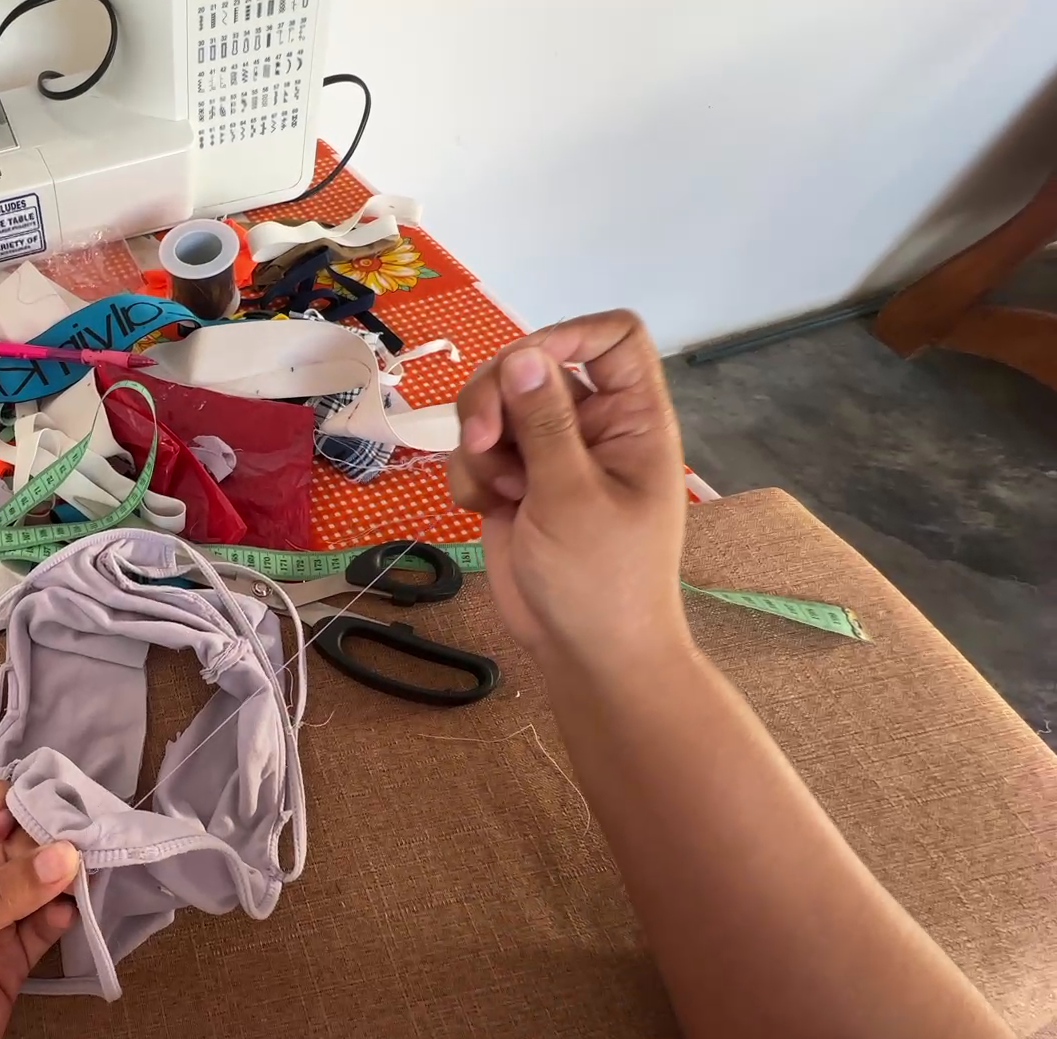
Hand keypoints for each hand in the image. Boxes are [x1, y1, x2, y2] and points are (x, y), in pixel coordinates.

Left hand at [0, 781, 80, 1038]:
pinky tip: (73, 910)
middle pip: (16, 840)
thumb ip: (0, 895)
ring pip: (36, 881)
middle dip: (47, 837)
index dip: (8, 805)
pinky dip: (64, 913)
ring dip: (63, 873)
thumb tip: (64, 853)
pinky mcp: (13, 962)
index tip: (37, 820)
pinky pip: (45, 924)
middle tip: (80, 844)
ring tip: (88, 871)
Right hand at [446, 311, 689, 671]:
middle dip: (494, 402)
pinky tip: (487, 510)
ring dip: (478, 449)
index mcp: (628, 419)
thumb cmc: (599, 577)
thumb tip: (523, 355)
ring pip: (489, 414)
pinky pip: (472, 455)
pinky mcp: (508, 484)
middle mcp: (585, 428)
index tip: (518, 367)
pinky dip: (468, 479)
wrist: (580, 646)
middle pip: (528, 370)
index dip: (565, 335)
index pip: (610, 338)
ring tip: (498, 494)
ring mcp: (543, 457)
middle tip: (483, 440)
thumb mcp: (572, 496)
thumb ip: (545, 424)